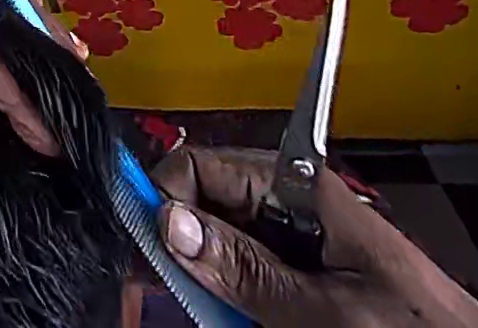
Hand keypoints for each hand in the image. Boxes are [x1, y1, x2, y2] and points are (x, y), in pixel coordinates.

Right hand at [151, 146, 477, 326]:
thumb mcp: (330, 316)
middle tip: (182, 300)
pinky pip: (240, 275)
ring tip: (228, 320)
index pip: (200, 166)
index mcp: (293, 184)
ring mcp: (287, 235)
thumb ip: (249, 272)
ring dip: (211, 287)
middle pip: (200, 205)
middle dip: (186, 251)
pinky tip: (244, 322)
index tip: (148, 253)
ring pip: (214, 245)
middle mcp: (282, 198)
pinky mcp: (292, 269)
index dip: (166, 201)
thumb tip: (169, 223)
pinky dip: (232, 304)